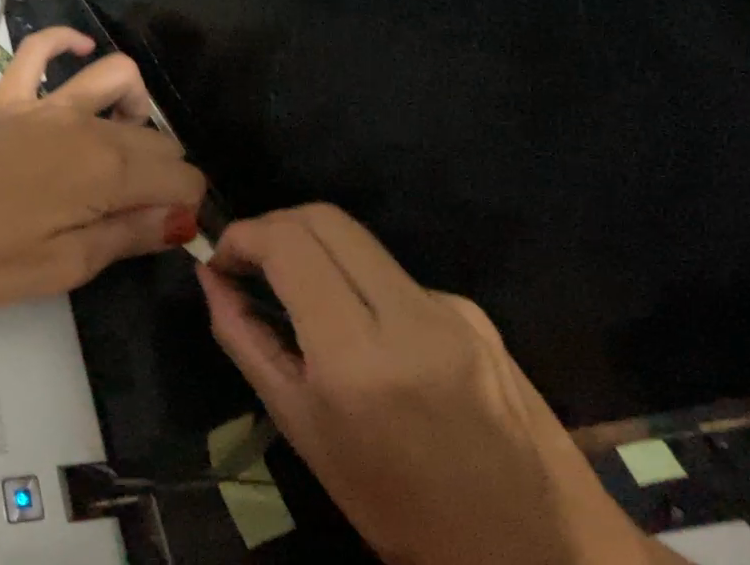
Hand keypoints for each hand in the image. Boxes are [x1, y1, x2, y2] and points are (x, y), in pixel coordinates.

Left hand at [0, 27, 205, 307]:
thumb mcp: (60, 266)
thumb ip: (124, 236)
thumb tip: (178, 220)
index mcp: (104, 172)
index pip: (180, 177)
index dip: (186, 207)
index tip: (168, 231)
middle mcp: (83, 125)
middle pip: (154, 134)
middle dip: (165, 170)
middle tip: (141, 210)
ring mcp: (41, 103)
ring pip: (115, 78)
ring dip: (136, 106)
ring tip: (123, 141)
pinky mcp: (4, 95)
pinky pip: (39, 49)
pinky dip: (65, 41)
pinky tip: (80, 50)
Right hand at [198, 204, 675, 564]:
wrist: (538, 554)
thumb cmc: (397, 506)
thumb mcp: (302, 428)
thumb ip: (246, 341)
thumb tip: (211, 278)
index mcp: (359, 355)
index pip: (289, 243)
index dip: (242, 235)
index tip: (220, 261)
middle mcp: (412, 315)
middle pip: (325, 219)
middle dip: (272, 226)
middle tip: (248, 264)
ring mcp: (453, 309)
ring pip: (359, 243)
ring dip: (313, 253)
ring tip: (295, 301)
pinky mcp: (477, 315)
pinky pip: (394, 276)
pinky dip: (355, 284)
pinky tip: (358, 333)